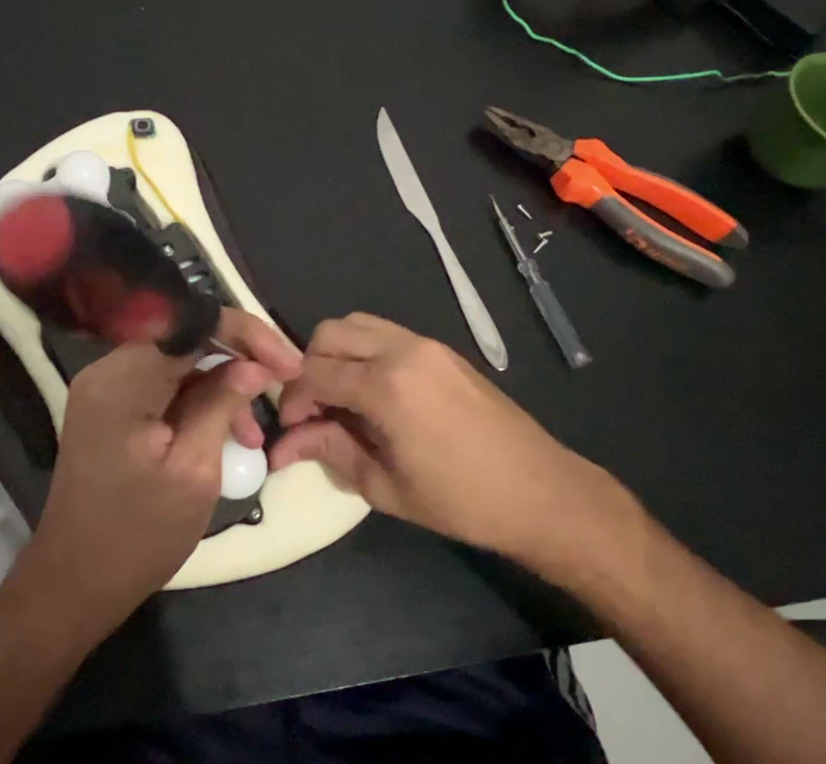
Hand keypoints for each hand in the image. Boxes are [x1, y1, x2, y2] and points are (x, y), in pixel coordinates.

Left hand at [20, 308, 301, 622]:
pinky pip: (161, 388)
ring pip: (177, 364)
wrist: (75, 582)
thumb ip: (221, 406)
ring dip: (220, 387)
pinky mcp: (109, 410)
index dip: (246, 334)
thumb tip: (254, 365)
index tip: (288, 363)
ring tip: (254, 435)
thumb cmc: (138, 535)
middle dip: (238, 359)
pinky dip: (196, 403)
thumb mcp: (194, 470)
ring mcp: (104, 390)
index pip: (192, 324)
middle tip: (282, 387)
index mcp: (123, 380)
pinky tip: (227, 437)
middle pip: (184, 338)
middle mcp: (107, 371)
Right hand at [268, 313, 643, 579]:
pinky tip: (373, 394)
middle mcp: (403, 350)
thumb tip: (284, 445)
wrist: (541, 491)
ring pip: (358, 324)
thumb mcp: (385, 486)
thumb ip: (331, 452)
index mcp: (386, 386)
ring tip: (341, 401)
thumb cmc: (461, 501)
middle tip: (314, 412)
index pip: (313, 372)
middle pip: (329, 334)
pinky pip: (387, 334)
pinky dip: (365, 352)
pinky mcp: (444, 351)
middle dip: (308, 369)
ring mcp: (427, 345)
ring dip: (336, 355)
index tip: (292, 432)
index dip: (292, 401)